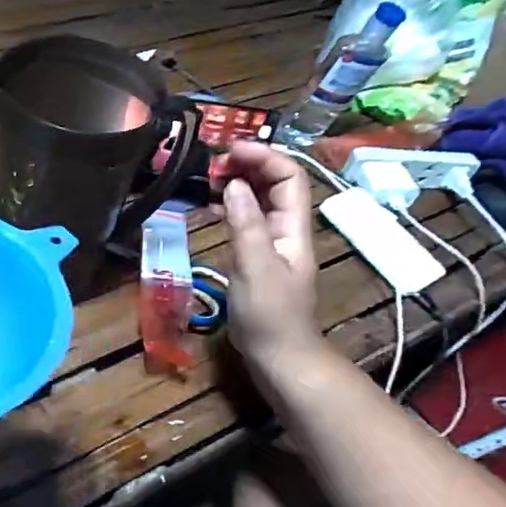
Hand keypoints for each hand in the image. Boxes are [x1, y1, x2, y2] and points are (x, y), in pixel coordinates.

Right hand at [219, 141, 323, 365]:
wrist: (279, 355)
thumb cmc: (270, 314)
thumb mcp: (255, 267)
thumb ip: (245, 225)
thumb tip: (236, 184)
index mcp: (294, 228)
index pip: (287, 176)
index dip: (263, 156)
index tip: (229, 150)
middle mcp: (287, 230)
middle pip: (276, 184)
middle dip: (250, 165)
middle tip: (214, 163)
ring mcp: (273, 245)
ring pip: (261, 201)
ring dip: (240, 184)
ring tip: (211, 178)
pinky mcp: (259, 259)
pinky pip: (248, 221)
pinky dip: (233, 207)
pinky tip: (214, 208)